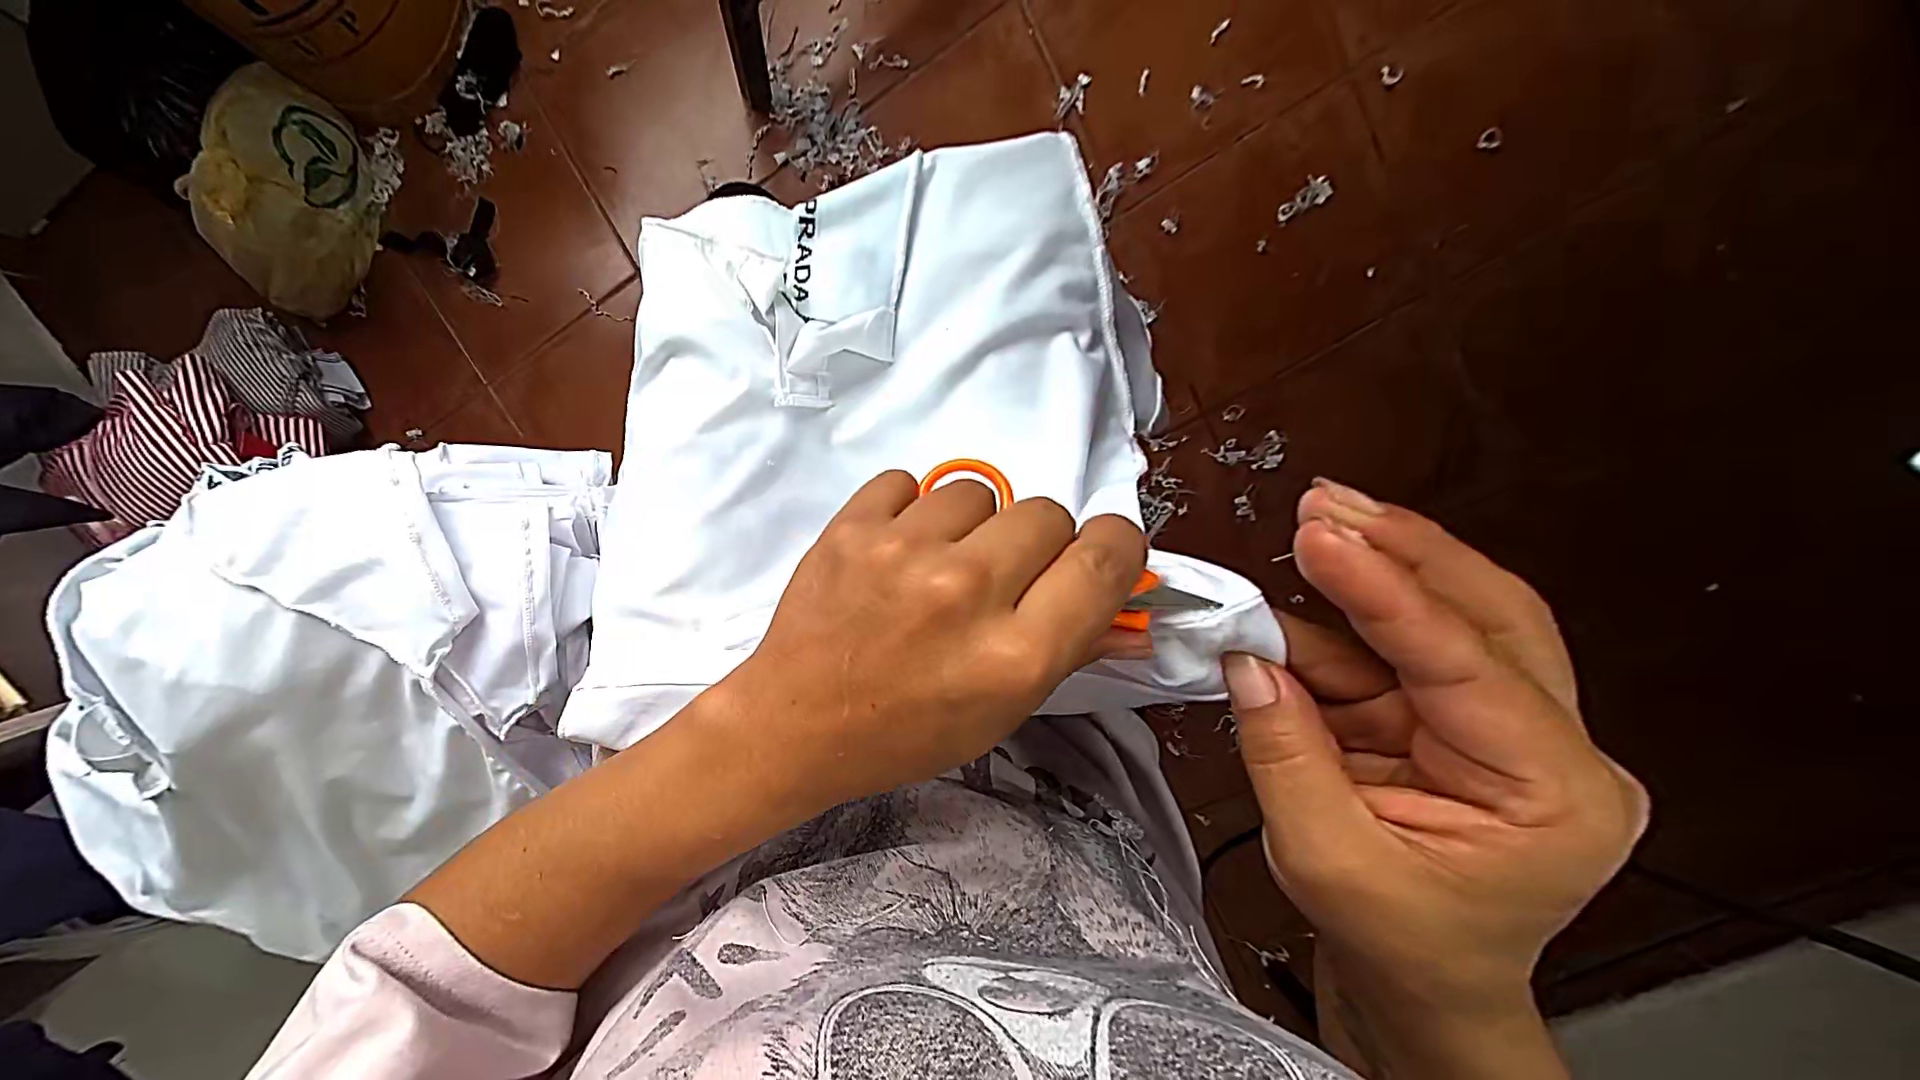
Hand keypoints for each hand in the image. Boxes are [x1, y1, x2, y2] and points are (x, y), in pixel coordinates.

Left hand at [721, 470, 1147, 806]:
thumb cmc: (908, 731)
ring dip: (972, 525)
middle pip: (1047, 512)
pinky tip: (896, 551)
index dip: (1115, 547)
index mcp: (1014, 655)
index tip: (1095, 554)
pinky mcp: (851, 527)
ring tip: (938, 566)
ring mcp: (903, 552)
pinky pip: (910, 481)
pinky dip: (910, 510)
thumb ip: (1075, 650)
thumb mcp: (1002, 709)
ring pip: (980, 491)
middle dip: (1038, 542)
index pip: (1105, 558)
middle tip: (1001, 578)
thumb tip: (1137, 617)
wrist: (797, 724)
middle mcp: (965, 593)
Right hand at [1225, 479, 1647, 1074]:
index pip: (1465, 662)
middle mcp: (1543, 743)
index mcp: (1554, 792)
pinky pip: (1381, 650)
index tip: (1320, 536)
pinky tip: (1285, 602)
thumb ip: (1283, 750)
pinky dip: (1329, 621)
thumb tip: (1247, 660)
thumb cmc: (1400, 943)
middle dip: (1403, 549)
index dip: (1384, 590)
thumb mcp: (1327, 856)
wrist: (1422, 982)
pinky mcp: (1435, 714)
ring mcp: (1489, 722)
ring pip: (1438, 617)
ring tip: (1311, 527)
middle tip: (1331, 504)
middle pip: (1486, 611)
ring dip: (1367, 571)